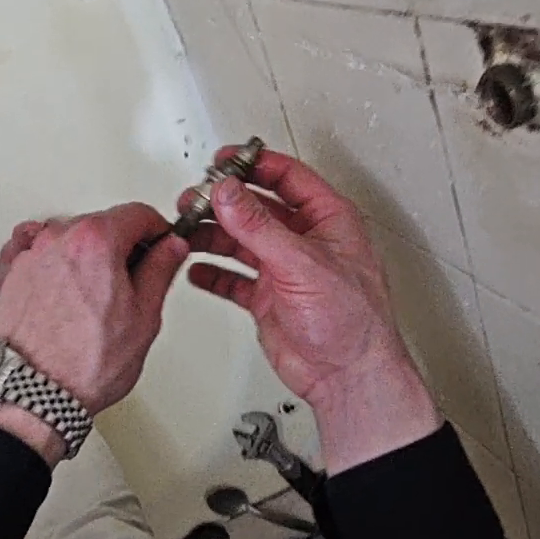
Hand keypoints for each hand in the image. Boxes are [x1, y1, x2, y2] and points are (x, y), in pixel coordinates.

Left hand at [0, 203, 190, 456]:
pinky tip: (65, 285)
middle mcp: (58, 238)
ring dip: (88, 255)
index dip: (158, 230)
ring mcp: (30, 254)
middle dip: (123, 246)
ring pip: (71, 238)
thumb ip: (160, 270)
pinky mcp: (11, 273)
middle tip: (136, 280)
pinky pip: (36, 250)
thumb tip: (170, 248)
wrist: (33, 393)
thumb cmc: (83, 365)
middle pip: (103, 224)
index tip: (163, 245)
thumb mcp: (144, 317)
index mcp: (96, 240)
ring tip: (97, 297)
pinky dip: (53, 260)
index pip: (138, 213)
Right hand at [185, 148, 441, 471]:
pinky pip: (233, 278)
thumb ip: (259, 226)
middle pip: (256, 208)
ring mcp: (284, 270)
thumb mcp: (302, 263)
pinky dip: (213, 273)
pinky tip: (197, 270)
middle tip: (195, 199)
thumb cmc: (353, 323)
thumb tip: (229, 193)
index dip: (254, 165)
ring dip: (212, 235)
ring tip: (187, 232)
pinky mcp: (268, 299)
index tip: (222, 161)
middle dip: (223, 202)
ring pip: (240, 241)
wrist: (347, 376)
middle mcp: (304, 241)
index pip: (287, 178)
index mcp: (327, 221)